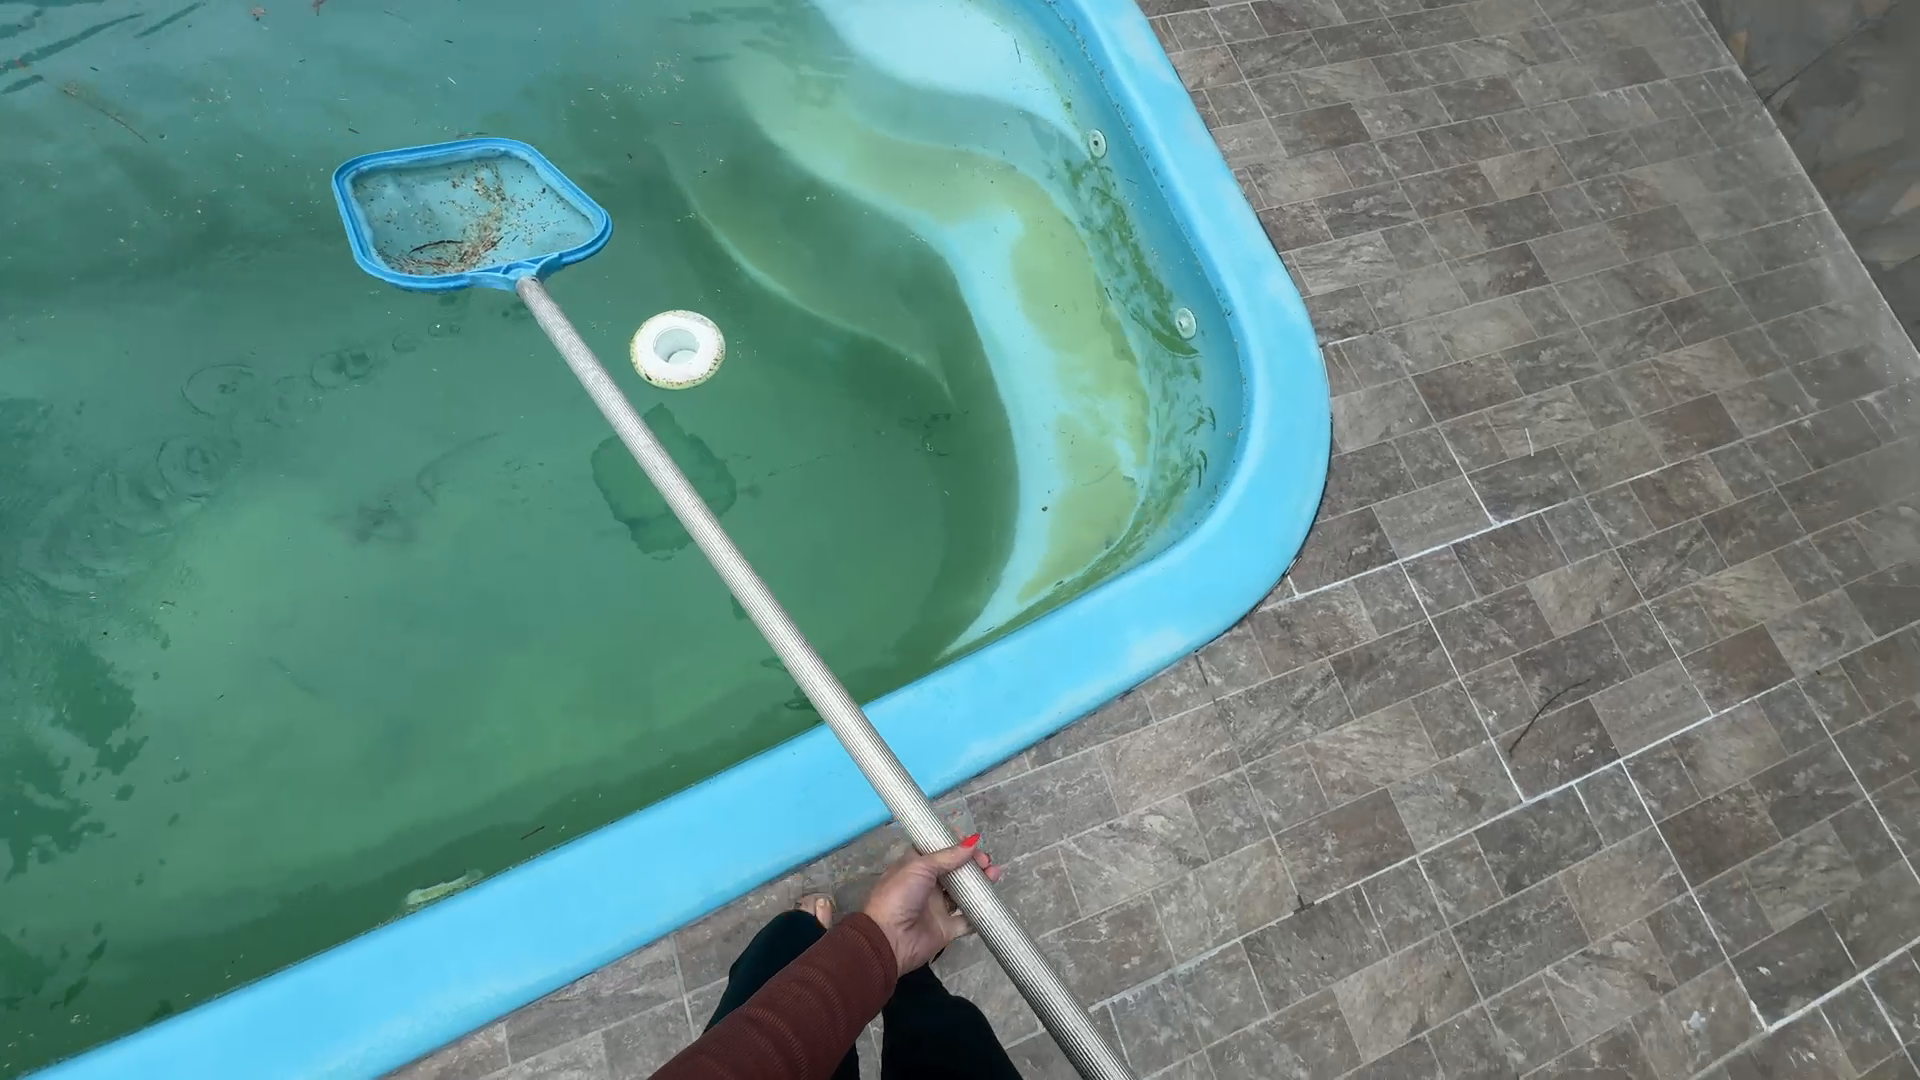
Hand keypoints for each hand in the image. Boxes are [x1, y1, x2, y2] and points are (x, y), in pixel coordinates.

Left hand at [861, 835, 1001, 975]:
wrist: (888, 939)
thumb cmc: (900, 894)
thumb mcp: (920, 867)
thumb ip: (948, 856)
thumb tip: (973, 841)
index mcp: (917, 866)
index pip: (940, 851)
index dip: (957, 846)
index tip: (974, 844)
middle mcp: (928, 885)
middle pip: (956, 871)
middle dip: (973, 864)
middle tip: (987, 862)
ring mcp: (938, 907)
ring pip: (964, 893)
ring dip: (979, 884)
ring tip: (994, 875)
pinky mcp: (946, 929)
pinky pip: (966, 920)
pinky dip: (979, 914)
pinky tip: (990, 902)